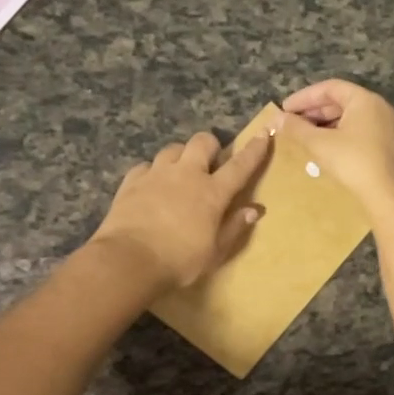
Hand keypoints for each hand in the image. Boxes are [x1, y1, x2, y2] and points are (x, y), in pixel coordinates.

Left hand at [90, 131, 270, 291]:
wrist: (129, 260)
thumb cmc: (180, 260)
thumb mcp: (215, 251)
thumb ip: (234, 227)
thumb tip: (254, 210)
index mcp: (212, 192)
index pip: (239, 165)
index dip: (254, 149)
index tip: (264, 133)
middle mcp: (186, 175)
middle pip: (201, 142)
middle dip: (210, 146)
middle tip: (211, 163)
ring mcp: (156, 175)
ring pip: (173, 149)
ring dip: (181, 157)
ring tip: (180, 174)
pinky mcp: (131, 181)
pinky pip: (146, 166)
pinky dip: (154, 172)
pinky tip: (153, 187)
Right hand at [280, 80, 393, 217]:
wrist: (388, 196)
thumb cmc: (353, 163)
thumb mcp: (319, 144)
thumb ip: (296, 128)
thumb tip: (276, 118)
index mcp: (365, 100)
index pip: (330, 88)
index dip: (304, 97)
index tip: (285, 109)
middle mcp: (382, 108)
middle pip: (343, 102)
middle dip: (316, 111)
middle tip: (294, 123)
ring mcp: (391, 127)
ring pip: (354, 118)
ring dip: (329, 124)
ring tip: (309, 136)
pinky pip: (365, 132)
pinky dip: (345, 135)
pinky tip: (331, 148)